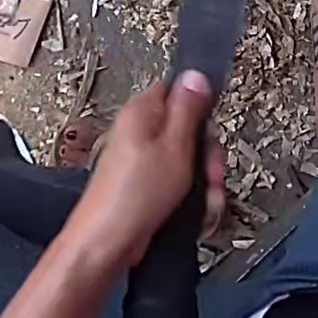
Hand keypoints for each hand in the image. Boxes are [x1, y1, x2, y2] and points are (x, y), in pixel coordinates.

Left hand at [63, 71, 226, 270]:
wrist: (107, 242)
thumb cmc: (132, 196)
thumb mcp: (175, 146)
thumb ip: (188, 108)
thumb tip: (196, 74)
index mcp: (142, 111)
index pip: (179, 90)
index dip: (202, 110)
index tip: (210, 131)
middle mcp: (139, 130)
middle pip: (188, 127)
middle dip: (206, 152)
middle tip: (209, 169)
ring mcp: (142, 157)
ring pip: (186, 157)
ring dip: (202, 177)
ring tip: (204, 195)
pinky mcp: (145, 181)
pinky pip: (177, 179)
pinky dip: (189, 192)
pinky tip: (195, 208)